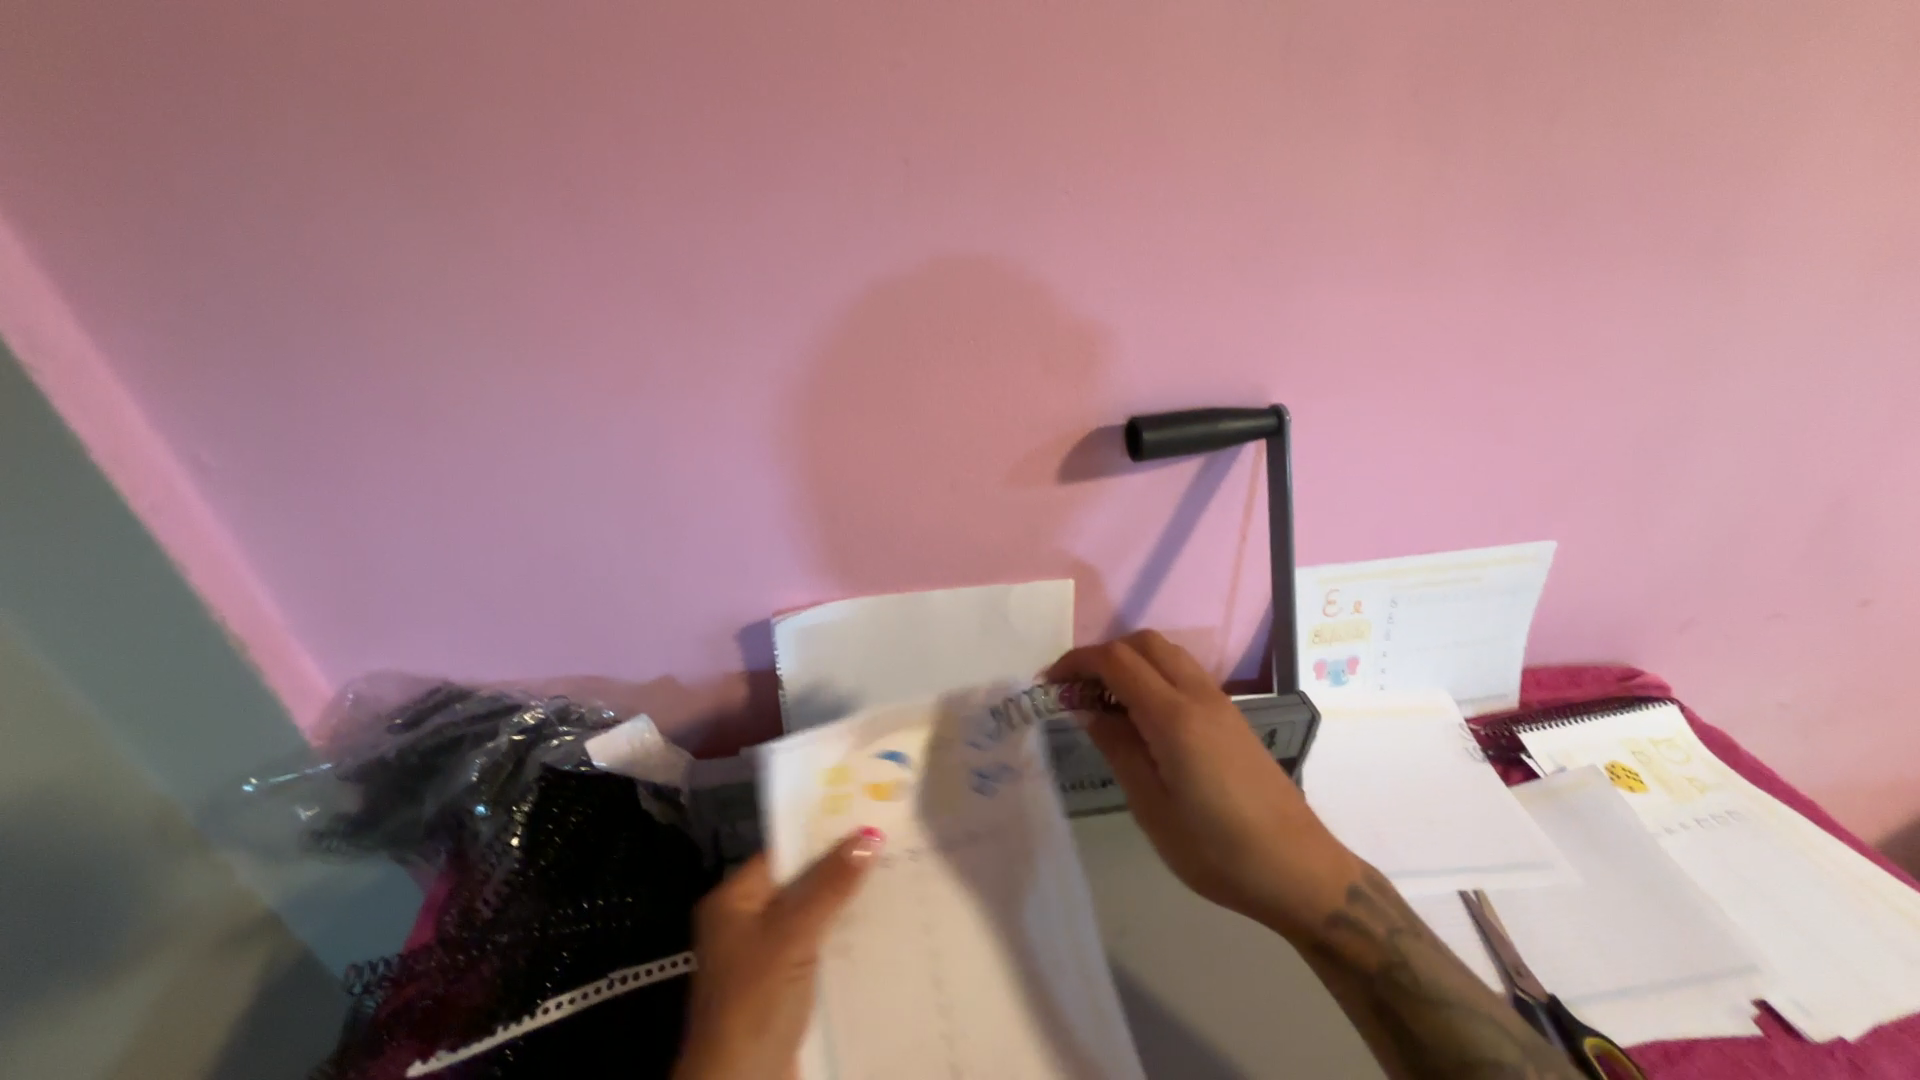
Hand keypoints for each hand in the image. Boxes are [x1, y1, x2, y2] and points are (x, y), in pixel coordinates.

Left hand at [672, 830, 883, 1079]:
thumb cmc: (755, 1000)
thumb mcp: (793, 935)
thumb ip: (830, 885)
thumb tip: (869, 835)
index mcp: (733, 901)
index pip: (783, 852)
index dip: (823, 834)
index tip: (869, 818)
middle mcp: (746, 922)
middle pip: (801, 883)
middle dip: (843, 868)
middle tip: (894, 844)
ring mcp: (767, 957)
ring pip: (815, 916)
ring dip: (849, 905)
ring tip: (900, 877)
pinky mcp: (787, 986)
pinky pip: (821, 948)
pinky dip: (847, 938)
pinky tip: (885, 928)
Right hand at [1050, 630, 1365, 940]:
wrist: (1298, 870)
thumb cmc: (1216, 850)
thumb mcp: (1151, 807)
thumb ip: (1118, 748)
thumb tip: (1085, 708)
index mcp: (1174, 717)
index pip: (1116, 660)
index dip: (1076, 663)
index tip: (1048, 685)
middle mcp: (1200, 696)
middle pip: (1144, 643)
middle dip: (1102, 655)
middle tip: (1075, 691)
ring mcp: (1221, 705)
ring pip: (1168, 655)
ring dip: (1130, 663)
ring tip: (1102, 704)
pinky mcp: (1232, 719)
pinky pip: (1185, 676)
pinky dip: (1153, 678)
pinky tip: (1139, 719)